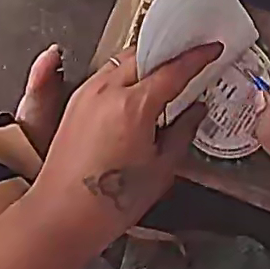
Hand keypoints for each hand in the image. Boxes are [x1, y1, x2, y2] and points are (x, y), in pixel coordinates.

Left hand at [24, 44, 221, 254]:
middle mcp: (108, 90)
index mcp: (134, 106)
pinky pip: (108, 72)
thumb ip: (183, 131)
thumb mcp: (161, 170)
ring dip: (147, 61)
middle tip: (190, 59)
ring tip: (165, 74)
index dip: (197, 57)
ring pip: (125, 59)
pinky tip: (137, 90)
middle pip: (146, 54)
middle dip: (170, 53)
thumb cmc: (109, 205)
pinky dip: (127, 72)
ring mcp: (88, 92)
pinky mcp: (76, 101)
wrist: (58, 220)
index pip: (174, 69)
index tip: (212, 49)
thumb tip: (196, 110)